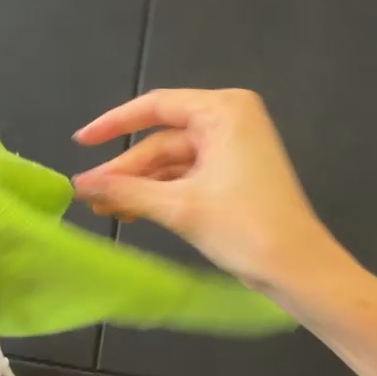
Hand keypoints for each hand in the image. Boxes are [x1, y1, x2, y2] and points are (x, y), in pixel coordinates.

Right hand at [72, 88, 352, 294]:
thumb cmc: (245, 228)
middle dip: (125, 169)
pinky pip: (184, 177)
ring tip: (103, 210)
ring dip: (138, 186)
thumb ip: (125, 192)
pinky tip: (129, 212)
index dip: (114, 124)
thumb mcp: (179, 208)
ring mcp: (231, 149)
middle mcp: (228, 120)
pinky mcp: (231, 175)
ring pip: (169, 162)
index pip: (156, 107)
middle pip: (161, 140)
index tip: (81, 142)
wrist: (297, 268)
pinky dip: (157, 194)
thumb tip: (79, 186)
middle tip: (89, 194)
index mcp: (224, 111)